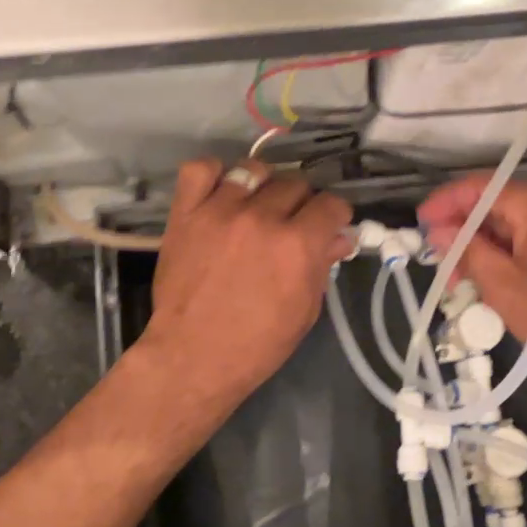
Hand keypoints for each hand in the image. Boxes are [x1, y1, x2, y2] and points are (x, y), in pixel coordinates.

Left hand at [138, 158, 352, 397]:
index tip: (329, 227)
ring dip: (263, 187)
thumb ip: (322, 266)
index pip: (331, 204)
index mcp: (297, 244)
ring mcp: (220, 211)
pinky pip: (201, 170)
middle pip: (295, 184)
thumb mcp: (304, 310)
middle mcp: (261, 218)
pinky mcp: (186, 213)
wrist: (193, 356)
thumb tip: (340, 238)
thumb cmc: (257, 344)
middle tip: (291, 226)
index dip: (334, 216)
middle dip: (301, 204)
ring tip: (257, 207)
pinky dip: (214, 175)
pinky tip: (221, 193)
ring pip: (254, 170)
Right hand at [418, 176, 526, 395]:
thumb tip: (440, 231)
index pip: (485, 187)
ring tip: (459, 276)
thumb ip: (469, 252)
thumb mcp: (506, 289)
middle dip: (464, 227)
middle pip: (500, 203)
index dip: (448, 201)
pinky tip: (488, 274)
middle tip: (438, 258)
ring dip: (484, 243)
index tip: (422, 221)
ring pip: (515, 222)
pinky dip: (507, 250)